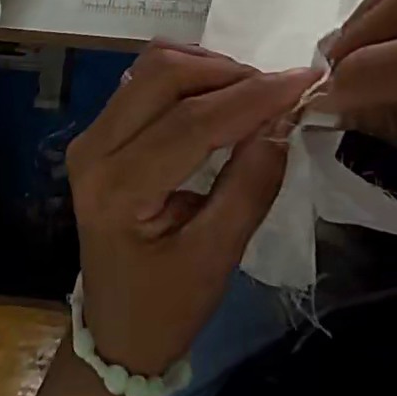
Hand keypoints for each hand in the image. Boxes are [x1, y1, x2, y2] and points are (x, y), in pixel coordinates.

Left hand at [67, 42, 319, 374]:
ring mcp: (92, 134)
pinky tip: (220, 94)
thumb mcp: (217, 257)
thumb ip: (250, 185)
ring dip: (211, 68)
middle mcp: (94, 148)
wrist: (116, 328)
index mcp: (118, 189)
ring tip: (253, 95)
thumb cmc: (167, 306)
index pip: (192, 121)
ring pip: (154, 67)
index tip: (304, 81)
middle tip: (278, 93)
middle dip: (230, 73)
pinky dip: (191, 74)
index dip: (253, 96)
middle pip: (165, 75)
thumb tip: (281, 122)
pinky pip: (147, 78)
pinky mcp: (100, 130)